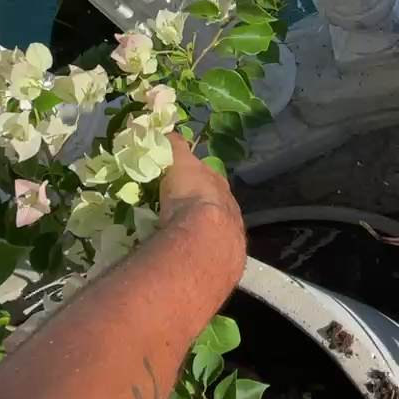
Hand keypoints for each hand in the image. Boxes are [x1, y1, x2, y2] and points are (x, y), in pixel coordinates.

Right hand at [158, 135, 245, 284]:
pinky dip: (194, 255)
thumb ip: (174, 147)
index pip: (209, 179)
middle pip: (213, 207)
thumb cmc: (191, 195)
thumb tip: (167, 132)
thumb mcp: (180, 162)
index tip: (179, 184)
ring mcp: (230, 239)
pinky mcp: (224, 265)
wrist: (204, 241)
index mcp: (221, 187)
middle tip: (174, 214)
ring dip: (197, 235)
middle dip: (197, 209)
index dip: (194, 179)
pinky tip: (181, 260)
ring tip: (175, 239)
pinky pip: (206, 256)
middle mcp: (231, 211)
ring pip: (212, 233)